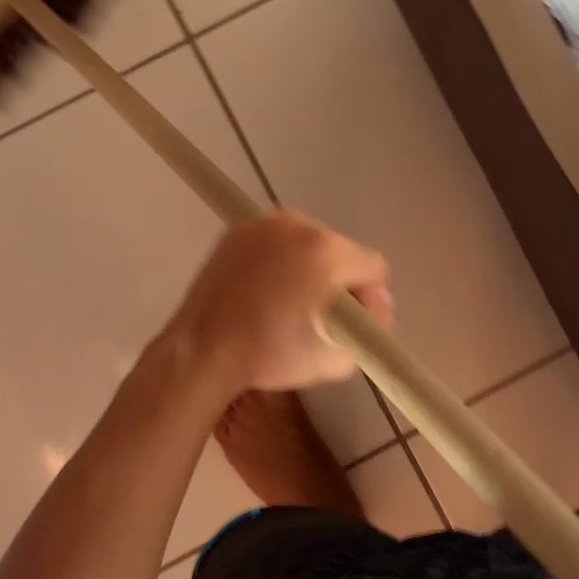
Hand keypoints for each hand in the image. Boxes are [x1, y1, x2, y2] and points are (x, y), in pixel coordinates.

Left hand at [161, 209, 392, 393]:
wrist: (205, 345)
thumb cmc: (274, 353)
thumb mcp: (339, 356)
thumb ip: (370, 327)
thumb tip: (372, 305)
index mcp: (328, 251)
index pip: (373, 266)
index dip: (369, 296)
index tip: (351, 320)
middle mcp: (299, 224)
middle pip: (340, 249)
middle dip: (337, 278)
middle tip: (318, 311)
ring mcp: (264, 222)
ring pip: (307, 241)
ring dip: (308, 264)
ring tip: (287, 299)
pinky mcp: (238, 229)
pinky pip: (276, 240)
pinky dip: (278, 257)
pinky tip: (264, 286)